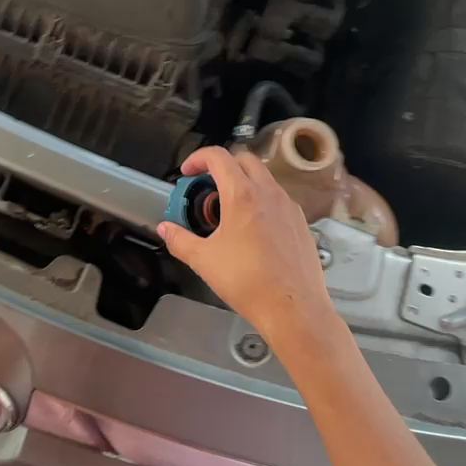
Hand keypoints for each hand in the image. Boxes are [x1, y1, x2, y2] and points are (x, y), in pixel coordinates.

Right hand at [157, 147, 334, 347]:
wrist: (293, 309)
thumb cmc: (247, 281)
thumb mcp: (204, 260)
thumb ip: (179, 240)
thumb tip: (164, 229)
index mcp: (242, 195)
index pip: (218, 157)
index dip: (198, 158)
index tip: (187, 173)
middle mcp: (269, 193)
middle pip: (244, 160)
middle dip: (222, 165)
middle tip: (206, 185)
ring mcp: (289, 207)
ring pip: (264, 178)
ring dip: (243, 181)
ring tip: (228, 208)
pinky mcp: (301, 223)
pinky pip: (278, 199)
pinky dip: (261, 200)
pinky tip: (253, 228)